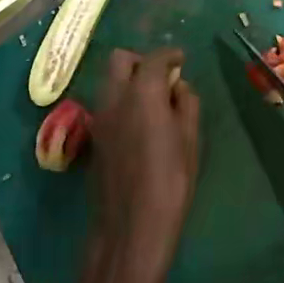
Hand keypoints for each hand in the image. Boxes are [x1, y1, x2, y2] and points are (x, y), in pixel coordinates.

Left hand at [39, 47, 199, 282]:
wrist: (130, 227)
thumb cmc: (170, 183)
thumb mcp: (189, 141)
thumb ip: (186, 105)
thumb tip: (179, 87)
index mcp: (142, 92)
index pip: (155, 59)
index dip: (170, 55)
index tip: (181, 60)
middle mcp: (114, 95)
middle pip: (121, 60)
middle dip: (142, 61)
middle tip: (163, 78)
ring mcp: (99, 114)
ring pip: (110, 80)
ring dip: (129, 80)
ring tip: (153, 102)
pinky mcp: (94, 134)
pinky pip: (107, 102)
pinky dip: (121, 99)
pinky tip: (139, 122)